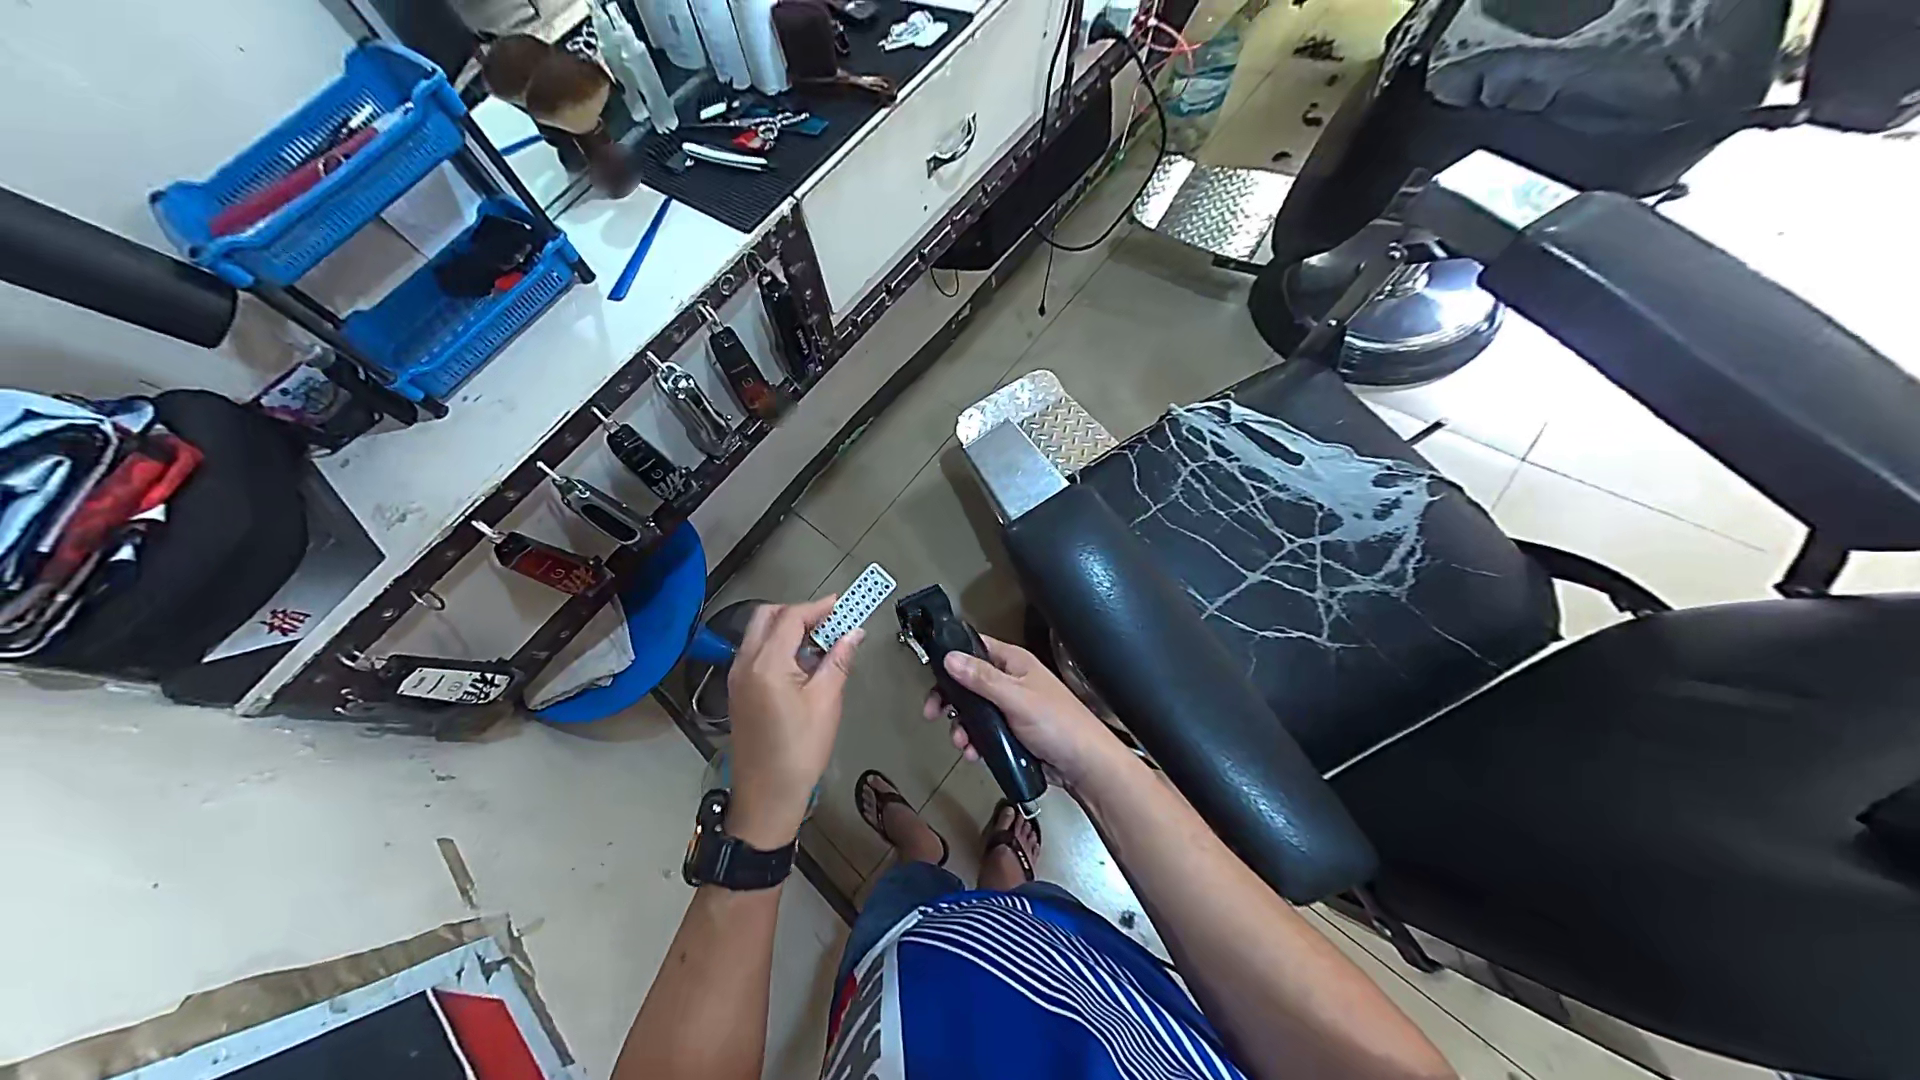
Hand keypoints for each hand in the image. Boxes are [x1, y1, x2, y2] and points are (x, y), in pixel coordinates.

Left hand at [726, 596, 862, 848]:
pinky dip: (779, 645)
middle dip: (799, 612)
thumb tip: (853, 632)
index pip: (790, 618)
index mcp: (765, 664)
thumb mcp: (827, 701)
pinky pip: (757, 652)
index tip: (843, 604)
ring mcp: (737, 677)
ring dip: (788, 627)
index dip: (818, 607)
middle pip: (767, 617)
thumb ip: (838, 659)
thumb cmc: (800, 749)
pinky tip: (803, 661)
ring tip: (822, 639)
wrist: (767, 795)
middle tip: (831, 619)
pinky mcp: (739, 690)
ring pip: (759, 633)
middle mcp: (744, 663)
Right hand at [921, 634, 1126, 789]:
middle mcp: (1011, 681)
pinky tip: (974, 753)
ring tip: (962, 742)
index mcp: (1015, 663)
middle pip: (968, 683)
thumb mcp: (1016, 698)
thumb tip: (952, 658)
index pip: (975, 648)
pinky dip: (975, 742)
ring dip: (962, 727)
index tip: (934, 675)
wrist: (1084, 765)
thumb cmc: (1061, 725)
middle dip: (951, 700)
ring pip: (974, 711)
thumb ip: (982, 678)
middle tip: (935, 712)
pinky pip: (984, 732)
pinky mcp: (1012, 732)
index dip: (951, 658)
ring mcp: (1011, 707)